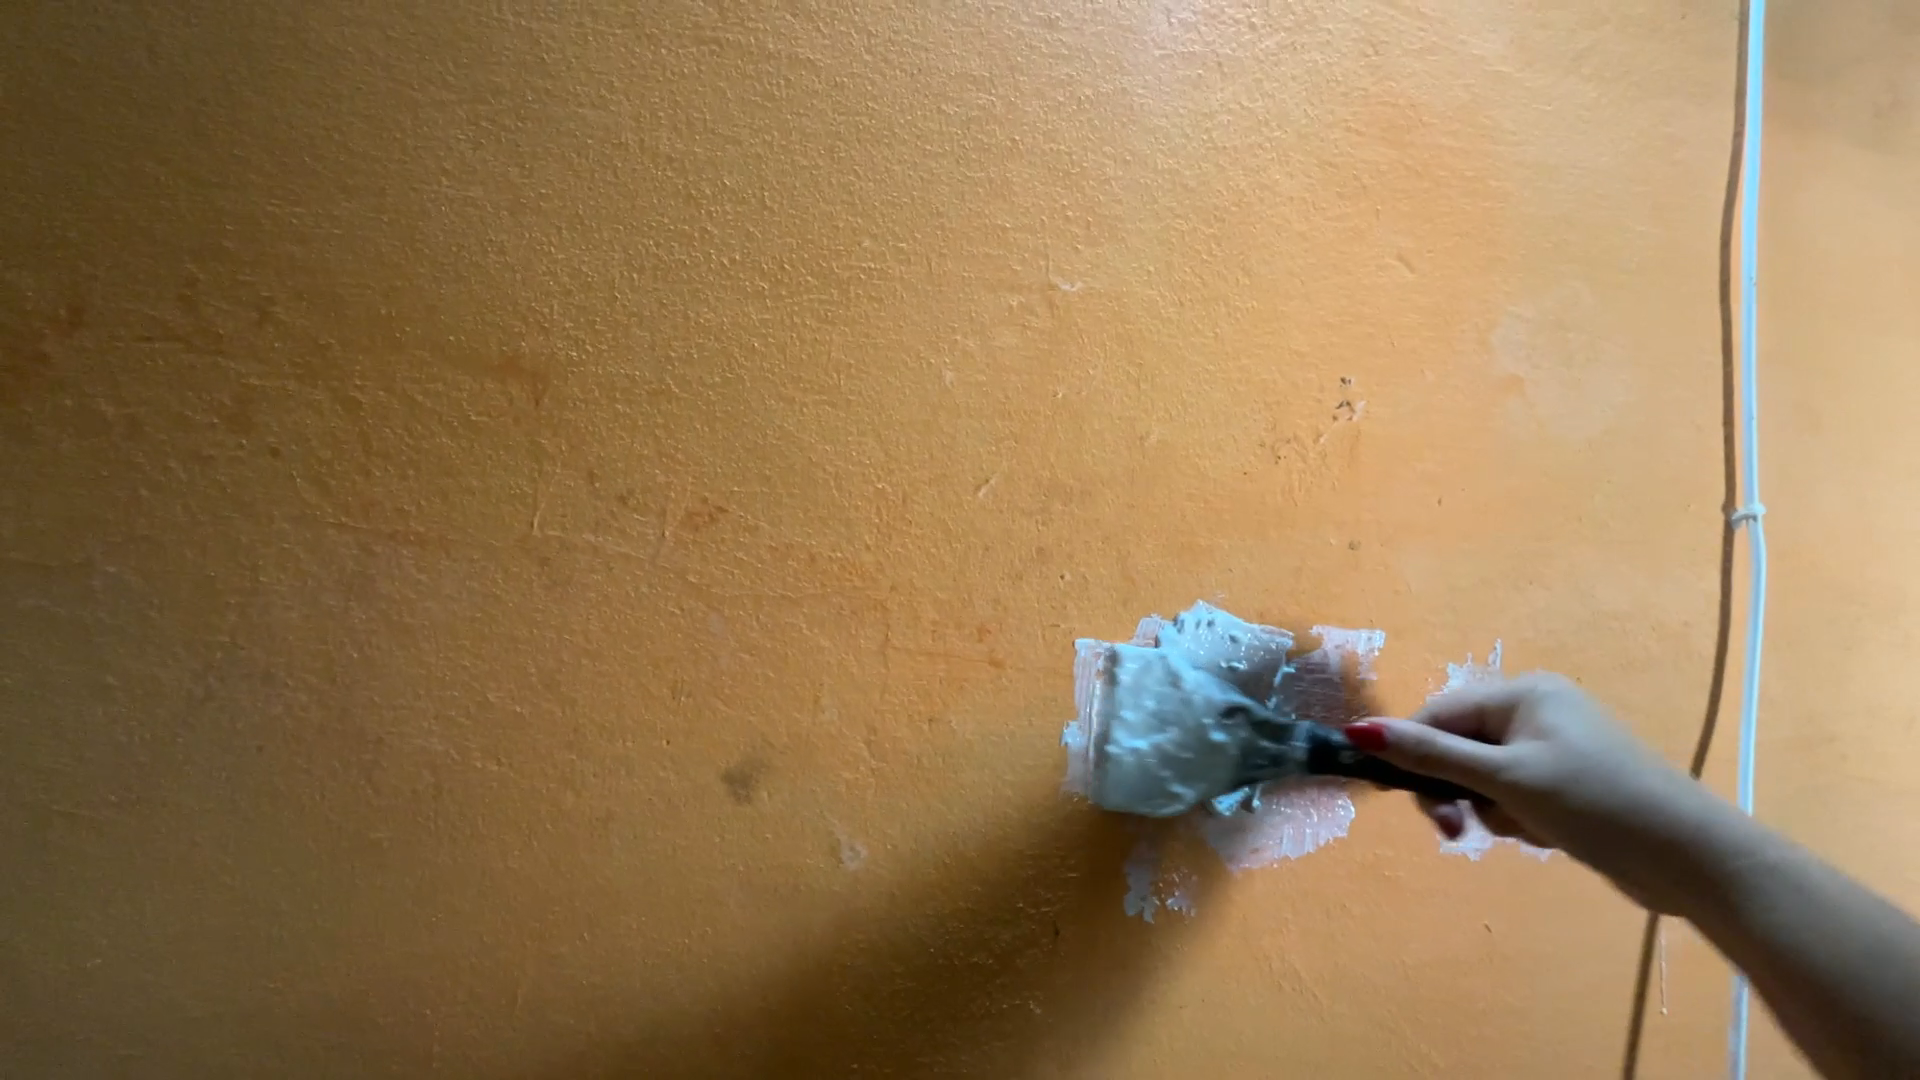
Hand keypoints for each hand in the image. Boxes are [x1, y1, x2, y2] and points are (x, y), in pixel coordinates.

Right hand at [1350, 674, 1728, 912]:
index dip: (1415, 753)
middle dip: (1455, 788)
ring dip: (1488, 807)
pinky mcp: (1566, 779)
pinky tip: (1543, 833)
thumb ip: (1427, 754)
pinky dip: (1515, 814)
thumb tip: (1356, 730)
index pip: (1438, 716)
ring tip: (1520, 830)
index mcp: (1521, 693)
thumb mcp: (1504, 778)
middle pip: (1457, 745)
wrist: (1697, 863)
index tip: (1415, 798)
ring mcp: (1553, 745)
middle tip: (1456, 828)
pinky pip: (1511, 790)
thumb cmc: (1595, 804)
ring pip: (1481, 774)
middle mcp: (1534, 710)